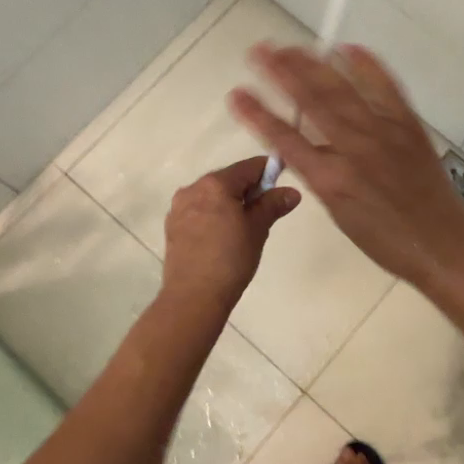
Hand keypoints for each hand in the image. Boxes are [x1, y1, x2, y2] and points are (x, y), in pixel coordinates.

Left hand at [161, 156, 301, 306]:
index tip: (283, 179)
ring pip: (211, 197)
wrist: (193, 296)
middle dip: (248, 190)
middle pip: (227, 180)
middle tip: (266, 209)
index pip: (248, 167)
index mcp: (215, 184)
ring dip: (229, 203)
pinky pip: (199, 212)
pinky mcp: (173, 227)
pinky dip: (214, 216)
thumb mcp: (257, 230)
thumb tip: (291, 192)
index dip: (268, 171)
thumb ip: (272, 205)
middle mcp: (192, 189)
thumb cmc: (230, 259)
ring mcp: (179, 208)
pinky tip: (223, 237)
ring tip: (245, 227)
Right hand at [229, 43, 463, 287]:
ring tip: (290, 46)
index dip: (257, 113)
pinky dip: (366, 65)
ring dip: (313, 63)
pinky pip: (384, 87)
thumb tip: (302, 146)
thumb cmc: (385, 239)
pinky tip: (347, 47)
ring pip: (341, 88)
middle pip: (310, 102)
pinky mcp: (407, 123)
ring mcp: (383, 131)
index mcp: (330, 178)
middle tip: (259, 51)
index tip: (237, 93)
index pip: (284, 138)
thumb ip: (319, 175)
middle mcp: (353, 149)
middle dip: (281, 73)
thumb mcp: (339, 213)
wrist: (440, 241)